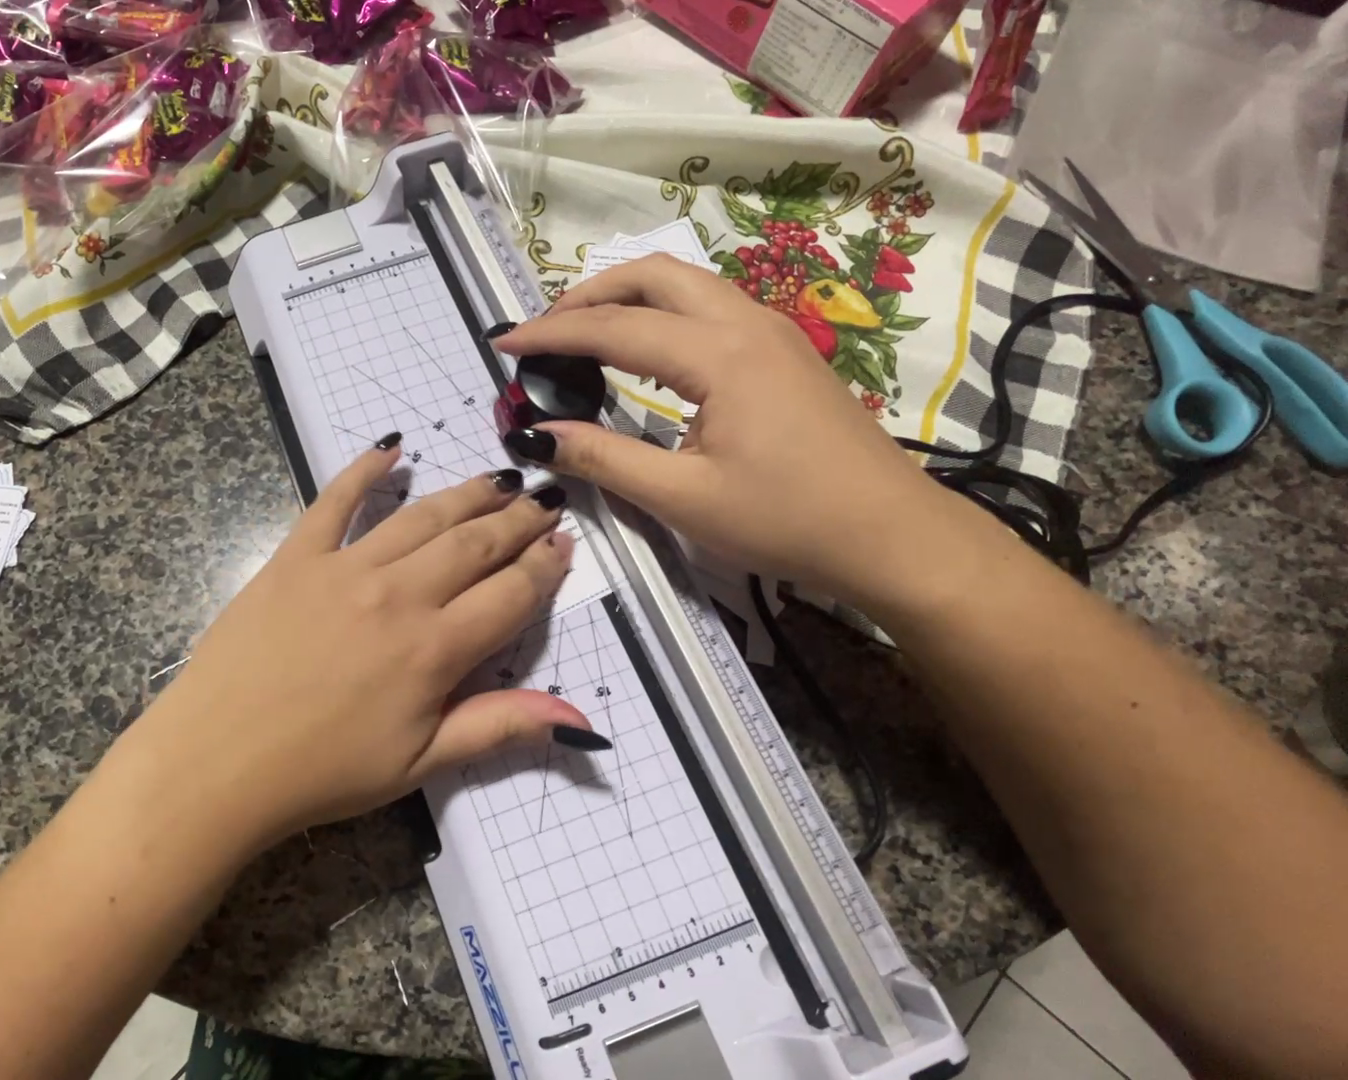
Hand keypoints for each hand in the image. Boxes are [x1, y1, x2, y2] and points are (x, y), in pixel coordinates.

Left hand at [120, 438, 604, 850]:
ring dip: (467, 494)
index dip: (545, 566)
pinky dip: (365, 469)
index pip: (511, 594)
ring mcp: (344, 568)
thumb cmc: (322, 774)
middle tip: (545, 499)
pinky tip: (391, 446)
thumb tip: (581, 719)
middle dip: (518, 520)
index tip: (566, 542)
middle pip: (475, 545)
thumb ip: (499, 728)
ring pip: (422, 517)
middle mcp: (398, 595)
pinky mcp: (295, 557)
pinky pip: (335, 500)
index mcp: (434, 651)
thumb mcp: (419, 765)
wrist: (217, 764)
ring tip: (498, 479)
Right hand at [492, 255, 975, 610]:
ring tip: (581, 336)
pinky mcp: (782, 350)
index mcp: (720, 355)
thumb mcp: (683, 498)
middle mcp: (746, 323)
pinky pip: (707, 306)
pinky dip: (659, 312)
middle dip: (589, 294)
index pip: (614, 326)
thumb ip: (603, 459)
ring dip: (626, 297)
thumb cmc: (786, 520)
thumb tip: (534, 436)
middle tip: (543, 333)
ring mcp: (771, 330)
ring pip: (685, 283)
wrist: (889, 535)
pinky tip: (642, 352)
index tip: (502, 343)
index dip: (550, 333)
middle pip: (653, 275)